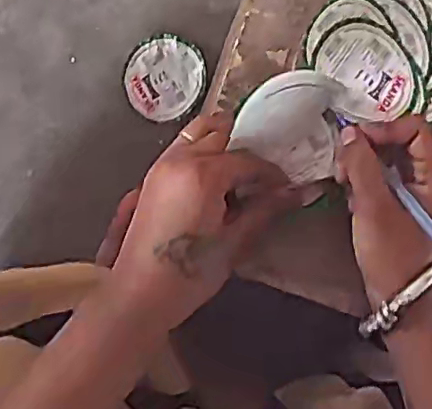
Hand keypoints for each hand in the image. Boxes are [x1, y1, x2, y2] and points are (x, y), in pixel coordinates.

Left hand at [100, 113, 300, 329]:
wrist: (135, 299)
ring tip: (236, 168)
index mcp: (204, 173)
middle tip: (260, 175)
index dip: (269, 172)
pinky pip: (182, 145)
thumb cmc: (188, 275)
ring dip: (220, 140)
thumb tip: (296, 193)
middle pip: (222, 135)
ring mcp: (163, 164)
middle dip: (245, 150)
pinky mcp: (152, 175)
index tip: (284, 185)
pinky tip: (211, 175)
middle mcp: (182, 159)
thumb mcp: (233, 244)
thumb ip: (264, 211)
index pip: (247, 160)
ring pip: (198, 132)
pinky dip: (200, 147)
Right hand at [336, 117, 431, 308]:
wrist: (398, 301)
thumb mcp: (374, 206)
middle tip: (346, 154)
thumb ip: (362, 165)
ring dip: (362, 159)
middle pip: (399, 139)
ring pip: (386, 156)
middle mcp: (426, 177)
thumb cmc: (392, 253)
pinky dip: (362, 174)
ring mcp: (411, 190)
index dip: (388, 127)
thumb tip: (350, 133)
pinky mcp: (395, 202)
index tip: (361, 138)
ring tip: (343, 174)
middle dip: (369, 143)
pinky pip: (379, 174)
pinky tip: (347, 187)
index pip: (415, 129)